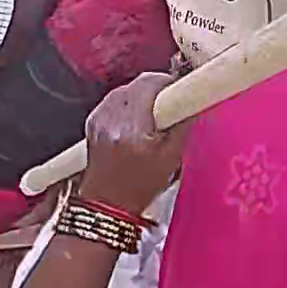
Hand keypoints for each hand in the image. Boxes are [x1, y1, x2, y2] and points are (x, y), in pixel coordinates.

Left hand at [79, 73, 190, 214]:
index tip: (178, 88)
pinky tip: (136, 118)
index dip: (168, 81)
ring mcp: (100, 119)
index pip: (150, 83)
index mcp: (132, 128)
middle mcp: (112, 119)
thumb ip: (183, 125)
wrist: (106, 206)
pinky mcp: (93, 121)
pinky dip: (127, 102)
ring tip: (153, 111)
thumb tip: (193, 101)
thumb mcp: (171, 158)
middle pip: (138, 83)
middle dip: (157, 86)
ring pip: (126, 88)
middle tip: (170, 101)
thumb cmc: (139, 186)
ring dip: (142, 93)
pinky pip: (114, 98)